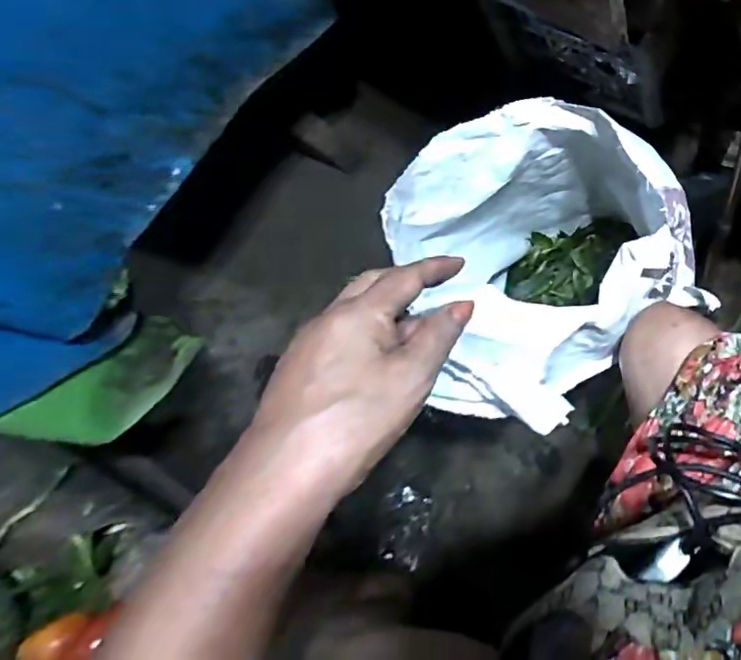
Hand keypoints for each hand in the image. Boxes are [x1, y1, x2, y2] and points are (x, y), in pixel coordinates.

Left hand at [249, 257, 471, 490]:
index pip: (403, 277)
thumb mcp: (411, 376)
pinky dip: (368, 328)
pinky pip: (341, 332)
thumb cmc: (356, 419)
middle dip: (405, 278)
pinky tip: (378, 355)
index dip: (434, 268)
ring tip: (413, 323)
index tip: (460, 263)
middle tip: (434, 283)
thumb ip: (439, 335)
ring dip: (386, 306)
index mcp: (357, 313)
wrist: (280, 477)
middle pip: (371, 284)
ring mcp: (307, 345)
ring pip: (353, 309)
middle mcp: (328, 319)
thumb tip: (460, 303)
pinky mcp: (297, 371)